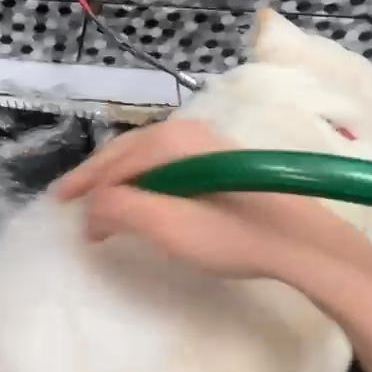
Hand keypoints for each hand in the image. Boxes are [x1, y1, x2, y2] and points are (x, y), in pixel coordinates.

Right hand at [54, 119, 371, 280]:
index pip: (110, 163)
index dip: (85, 190)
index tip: (67, 216)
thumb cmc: (233, 235)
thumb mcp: (167, 227)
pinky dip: (141, 180)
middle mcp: (183, 129)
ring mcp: (203, 140)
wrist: (303, 242)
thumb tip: (91, 210)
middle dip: (96, 179)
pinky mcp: (219, 157)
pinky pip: (163, 163)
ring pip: (143, 157)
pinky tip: (141, 199)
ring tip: (100, 203)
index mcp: (168, 140)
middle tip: (70, 202)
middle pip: (123, 153)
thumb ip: (118, 209)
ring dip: (118, 180)